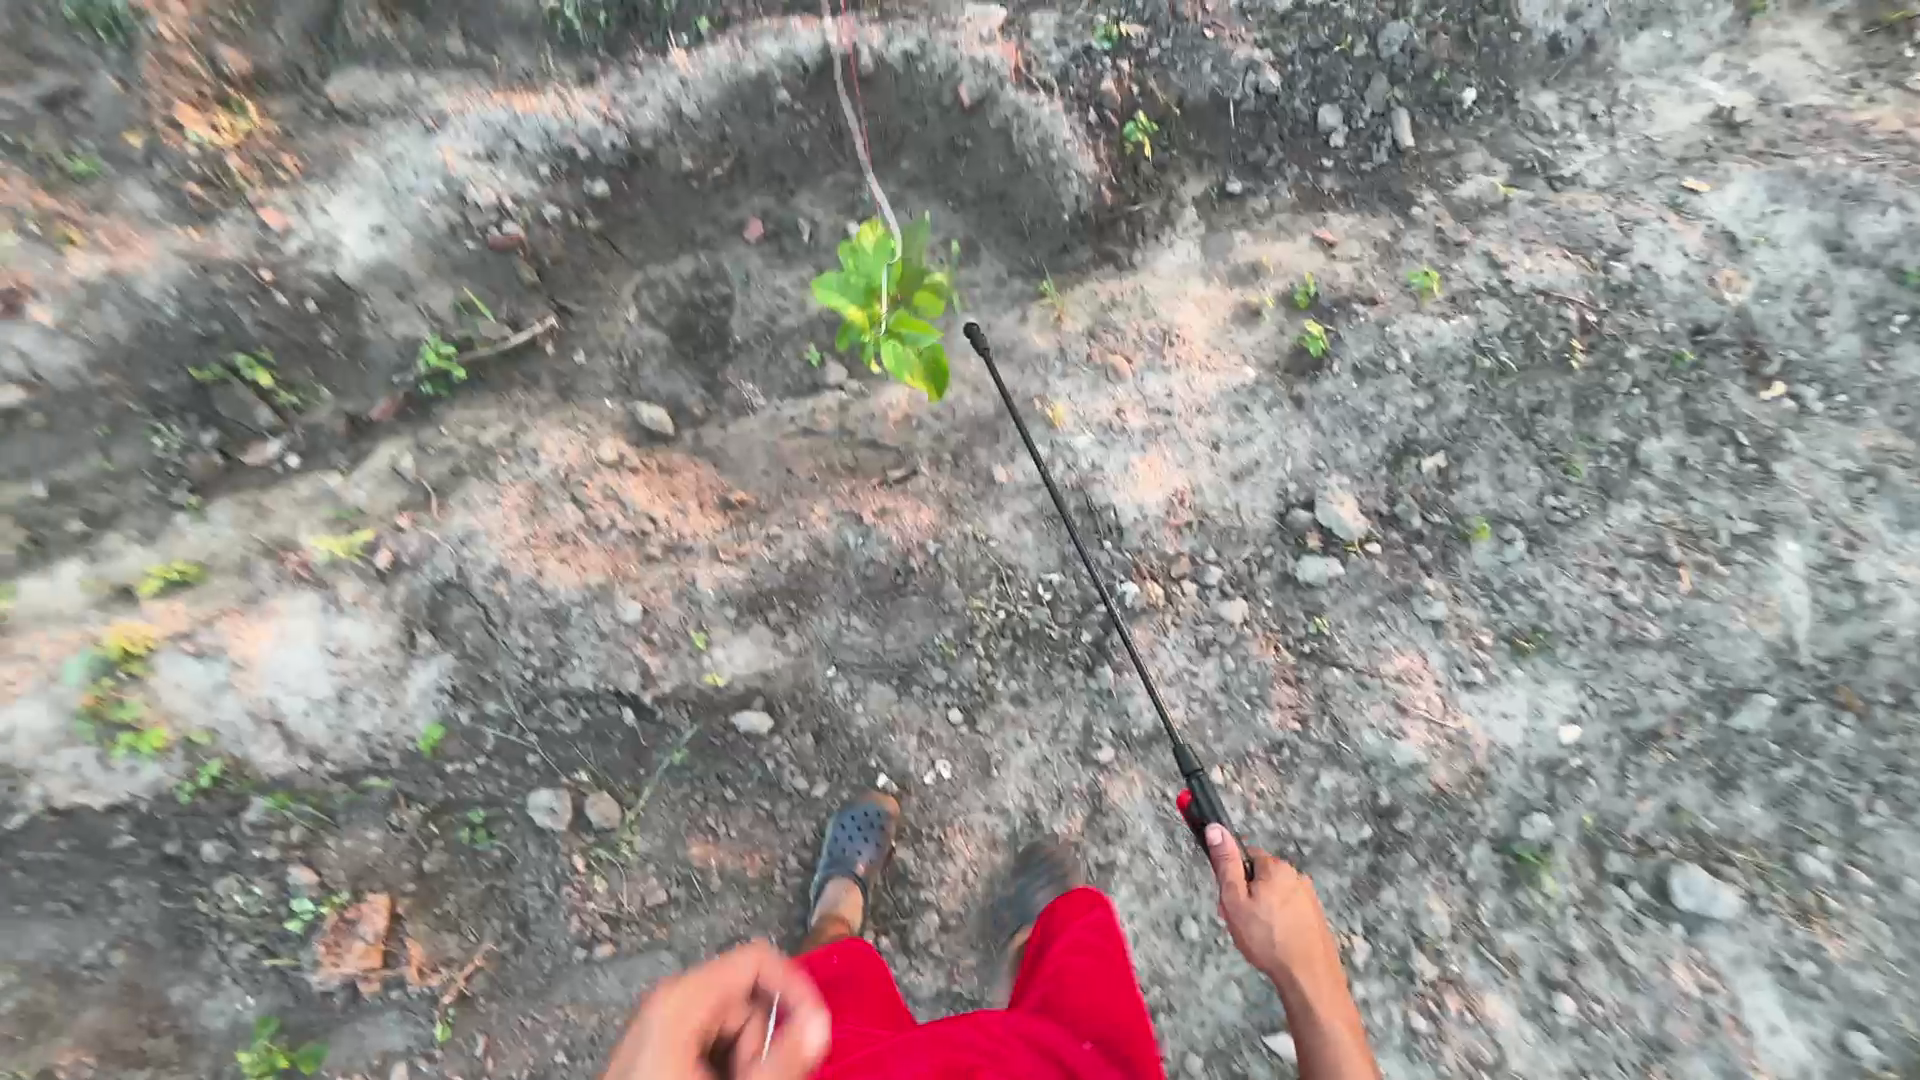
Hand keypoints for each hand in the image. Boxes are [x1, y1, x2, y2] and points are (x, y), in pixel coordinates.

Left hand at [601, 941, 831, 1079]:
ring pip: (733, 1024)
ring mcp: (662, 1023)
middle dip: (762, 1043)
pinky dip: (724, 1064)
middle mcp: (671, 998)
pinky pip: (711, 1040)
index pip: (758, 959)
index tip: (816, 1029)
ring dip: (745, 1059)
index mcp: (682, 996)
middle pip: (748, 997)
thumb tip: (820, 1023)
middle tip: (756, 1079)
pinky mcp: (658, 1048)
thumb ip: (781, 1059)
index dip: (795, 989)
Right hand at [1206, 825, 1381, 1079]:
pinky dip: (1279, 921)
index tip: (1229, 900)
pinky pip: (1289, 910)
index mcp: (1276, 867)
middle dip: (1247, 895)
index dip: (1232, 877)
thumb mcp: (1235, 899)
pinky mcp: (1317, 917)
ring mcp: (1309, 897)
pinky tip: (1274, 941)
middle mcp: (1296, 875)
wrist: (1309, 979)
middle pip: (1260, 876)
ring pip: (1274, 895)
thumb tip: (1215, 826)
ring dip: (1262, 909)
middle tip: (1240, 922)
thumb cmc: (1267, 938)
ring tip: (1257, 936)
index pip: (1245, 856)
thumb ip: (1225, 863)